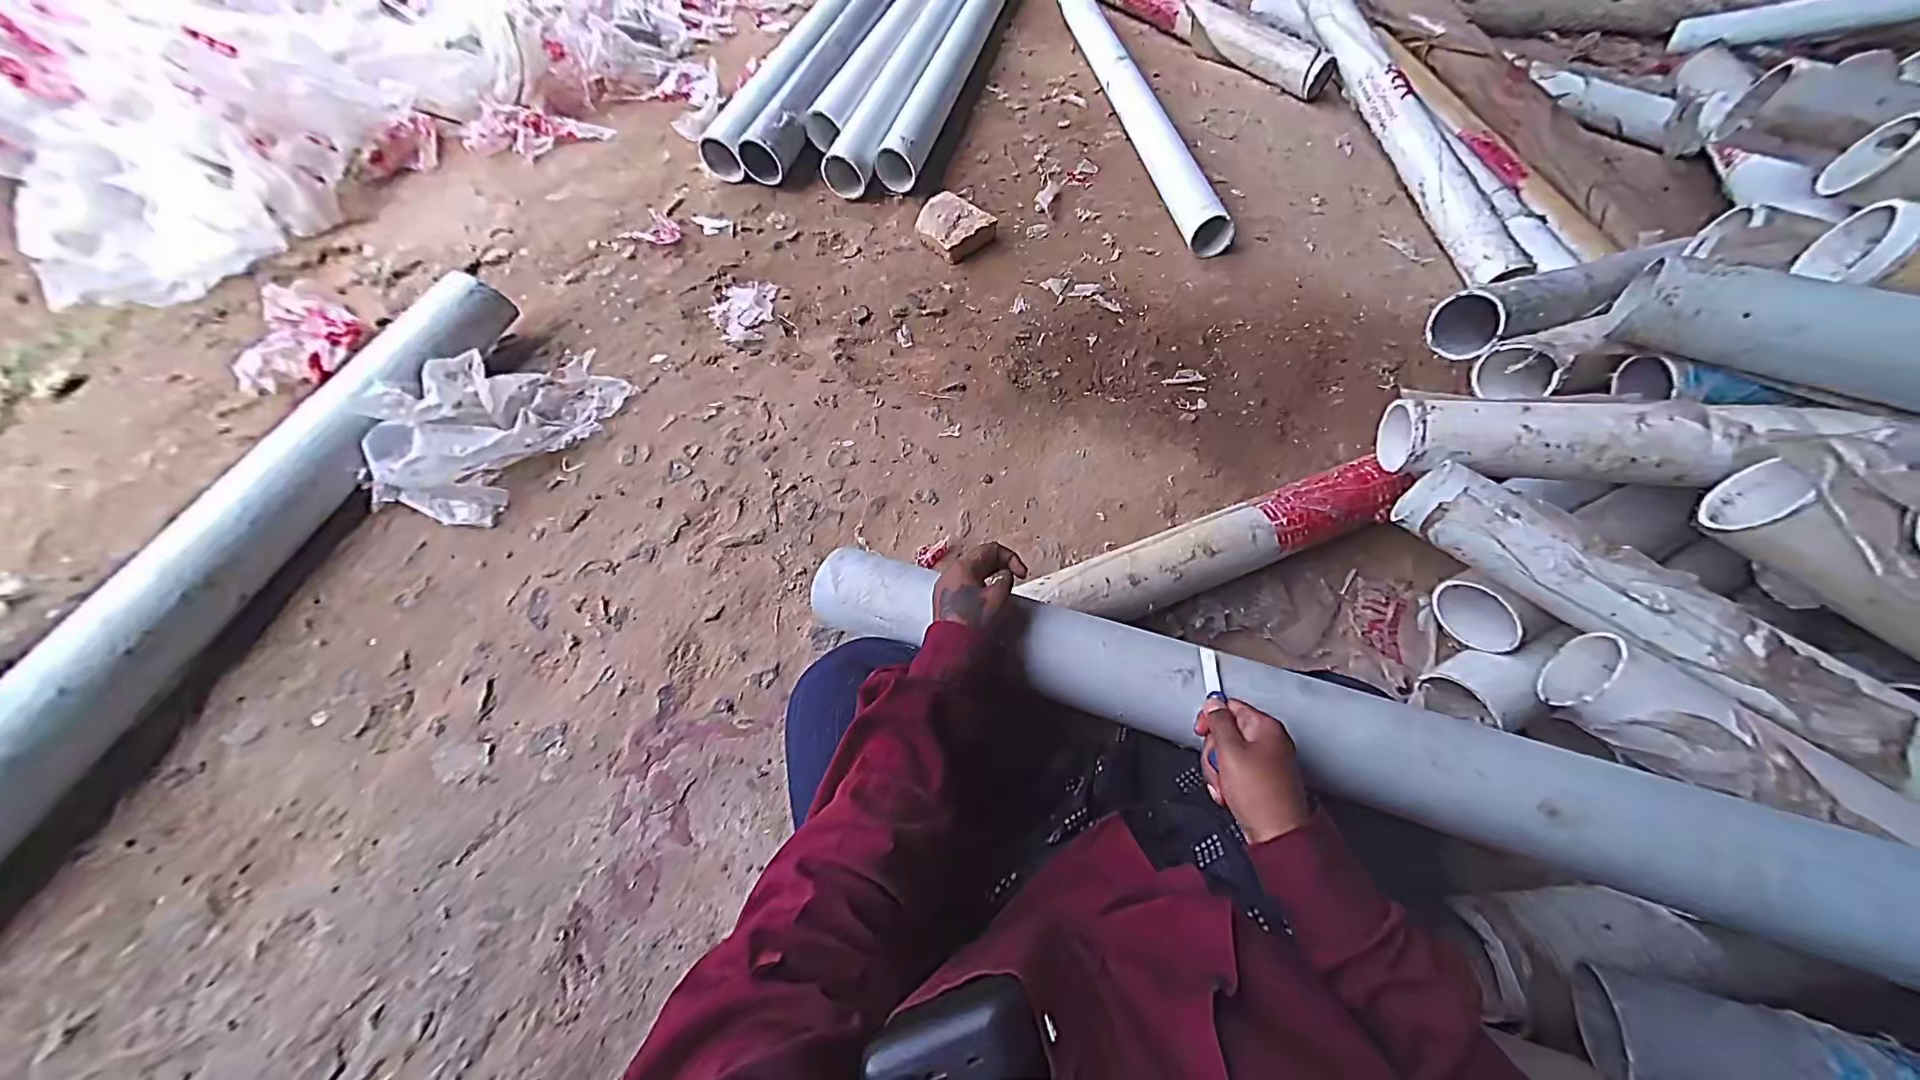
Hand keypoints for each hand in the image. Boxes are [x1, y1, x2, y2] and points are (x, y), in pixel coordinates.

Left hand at [930, 542, 1028, 633]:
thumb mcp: (999, 597)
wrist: (953, 650)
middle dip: (1000, 566)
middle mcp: (949, 574)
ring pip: (972, 575)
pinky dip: (978, 589)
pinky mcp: (943, 603)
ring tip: (1002, 592)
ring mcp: (944, 589)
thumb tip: (1004, 576)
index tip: (1022, 573)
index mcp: (962, 568)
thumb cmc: (973, 624)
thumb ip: (1006, 579)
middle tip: (1014, 578)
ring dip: (990, 579)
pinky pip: (964, 588)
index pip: (990, 550)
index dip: (1011, 558)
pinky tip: (986, 603)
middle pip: (979, 560)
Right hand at [1195, 697, 1311, 843]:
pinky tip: (1230, 793)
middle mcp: (1269, 741)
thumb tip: (1213, 704)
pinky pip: (1234, 772)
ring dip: (1218, 770)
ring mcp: (1266, 761)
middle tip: (1220, 764)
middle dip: (1214, 751)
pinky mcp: (1262, 780)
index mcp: (1265, 727)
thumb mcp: (1230, 751)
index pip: (1230, 706)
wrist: (1277, 835)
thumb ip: (1218, 722)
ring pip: (1226, 754)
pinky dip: (1227, 782)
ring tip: (1226, 783)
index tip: (1203, 730)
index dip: (1211, 718)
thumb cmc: (1262, 796)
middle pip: (1226, 732)